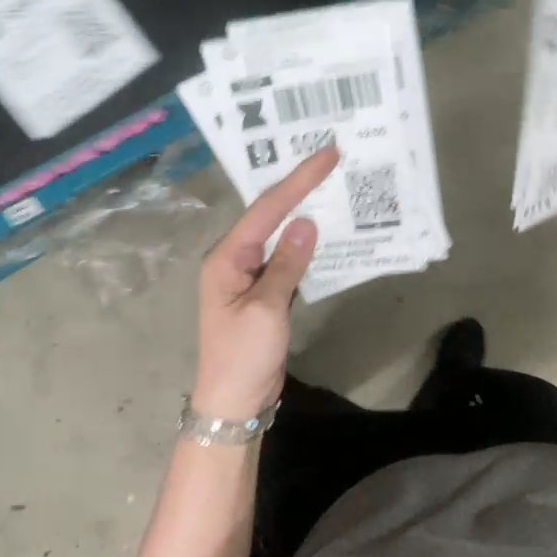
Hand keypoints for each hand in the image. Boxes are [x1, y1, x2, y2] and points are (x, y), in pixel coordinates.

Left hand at [192, 146, 339, 420]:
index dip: (298, 181)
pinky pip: (285, 259)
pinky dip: (305, 245)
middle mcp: (233, 260)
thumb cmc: (244, 356)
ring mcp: (248, 277)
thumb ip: (286, 264)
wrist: (234, 402)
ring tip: (331, 186)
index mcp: (226, 258)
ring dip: (302, 212)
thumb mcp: (267, 309)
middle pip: (268, 214)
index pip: (266, 209)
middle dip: (298, 186)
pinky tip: (324, 233)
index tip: (328, 154)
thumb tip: (306, 222)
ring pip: (278, 234)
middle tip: (330, 159)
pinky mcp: (264, 294)